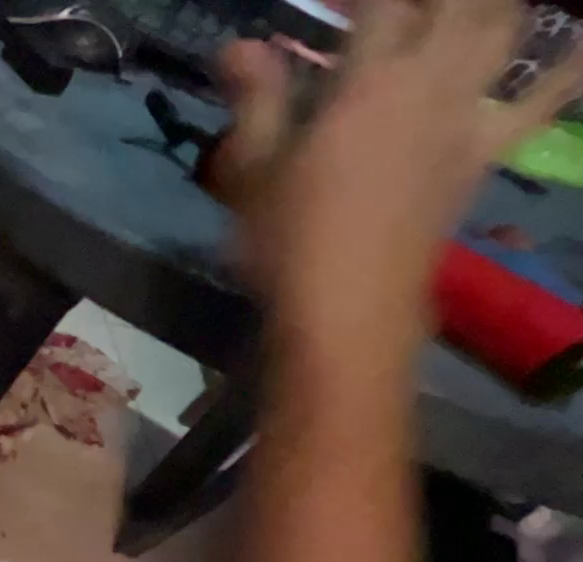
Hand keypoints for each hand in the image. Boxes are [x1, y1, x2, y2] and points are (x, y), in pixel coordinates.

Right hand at [219, 0, 582, 353]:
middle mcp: (431, 82)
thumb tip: (240, 46)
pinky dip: (570, 59)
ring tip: (461, 8)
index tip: (332, 1)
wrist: (346, 303)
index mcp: (366, 86)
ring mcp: (469, 113)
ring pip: (507, 25)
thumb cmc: (283, 240)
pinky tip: (576, 38)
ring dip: (490, 4)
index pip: (381, 4)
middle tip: (397, 9)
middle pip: (460, 3)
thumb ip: (255, 102)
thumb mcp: (250, 173)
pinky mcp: (487, 148)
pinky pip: (550, 92)